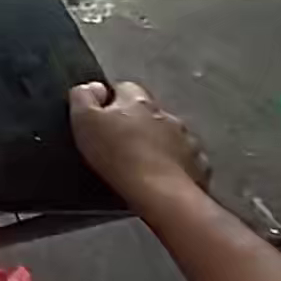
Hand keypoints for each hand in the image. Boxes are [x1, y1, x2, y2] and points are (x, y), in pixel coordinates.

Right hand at [68, 80, 210, 203]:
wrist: (159, 193)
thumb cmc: (118, 155)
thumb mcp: (83, 120)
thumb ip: (82, 97)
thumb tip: (90, 87)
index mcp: (137, 102)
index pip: (123, 87)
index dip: (109, 100)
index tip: (99, 116)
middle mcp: (166, 115)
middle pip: (147, 111)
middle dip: (134, 121)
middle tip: (115, 141)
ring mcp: (186, 140)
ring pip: (167, 134)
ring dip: (154, 141)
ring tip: (136, 161)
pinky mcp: (198, 164)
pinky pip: (183, 157)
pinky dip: (171, 162)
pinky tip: (156, 175)